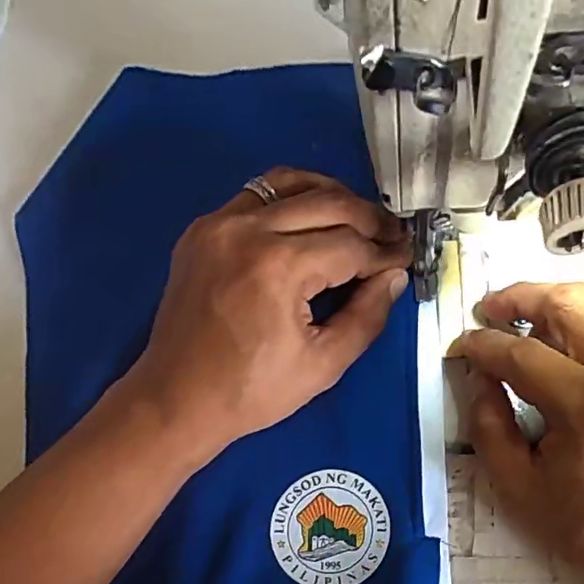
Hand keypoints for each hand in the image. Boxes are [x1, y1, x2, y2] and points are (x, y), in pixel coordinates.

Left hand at [122, 167, 410, 458]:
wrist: (178, 399)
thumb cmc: (251, 393)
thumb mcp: (322, 365)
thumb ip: (366, 317)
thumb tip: (393, 277)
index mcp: (278, 267)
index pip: (350, 244)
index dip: (384, 253)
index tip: (406, 258)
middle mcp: (247, 230)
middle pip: (326, 202)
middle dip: (368, 218)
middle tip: (391, 237)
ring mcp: (218, 224)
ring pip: (288, 184)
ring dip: (330, 195)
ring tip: (356, 220)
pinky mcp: (201, 231)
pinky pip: (254, 196)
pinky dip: (287, 202)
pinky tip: (306, 222)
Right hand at [452, 270, 583, 583]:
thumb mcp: (521, 490)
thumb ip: (490, 429)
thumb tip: (479, 379)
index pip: (522, 354)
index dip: (483, 345)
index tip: (465, 345)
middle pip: (569, 300)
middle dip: (520, 299)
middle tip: (493, 311)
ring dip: (578, 292)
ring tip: (550, 317)